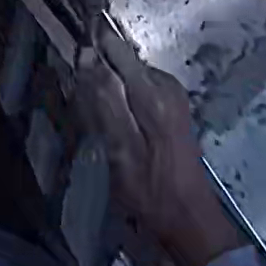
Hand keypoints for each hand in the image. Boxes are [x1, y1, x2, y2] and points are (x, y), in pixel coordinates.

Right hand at [78, 29, 246, 265]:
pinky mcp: (174, 101)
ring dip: (111, 84)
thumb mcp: (119, 148)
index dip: (90, 47)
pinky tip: (121, 121)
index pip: (114, 45)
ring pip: (129, 69)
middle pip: (121, 56)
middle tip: (89, 106)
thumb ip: (103, 98)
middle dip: (100, 71)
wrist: (191, 219)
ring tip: (104, 118)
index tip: (75, 63)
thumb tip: (86, 53)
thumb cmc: (151, 190)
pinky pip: (139, 83)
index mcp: (151, 91)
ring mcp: (173, 91)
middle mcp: (166, 82)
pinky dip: (125, 94)